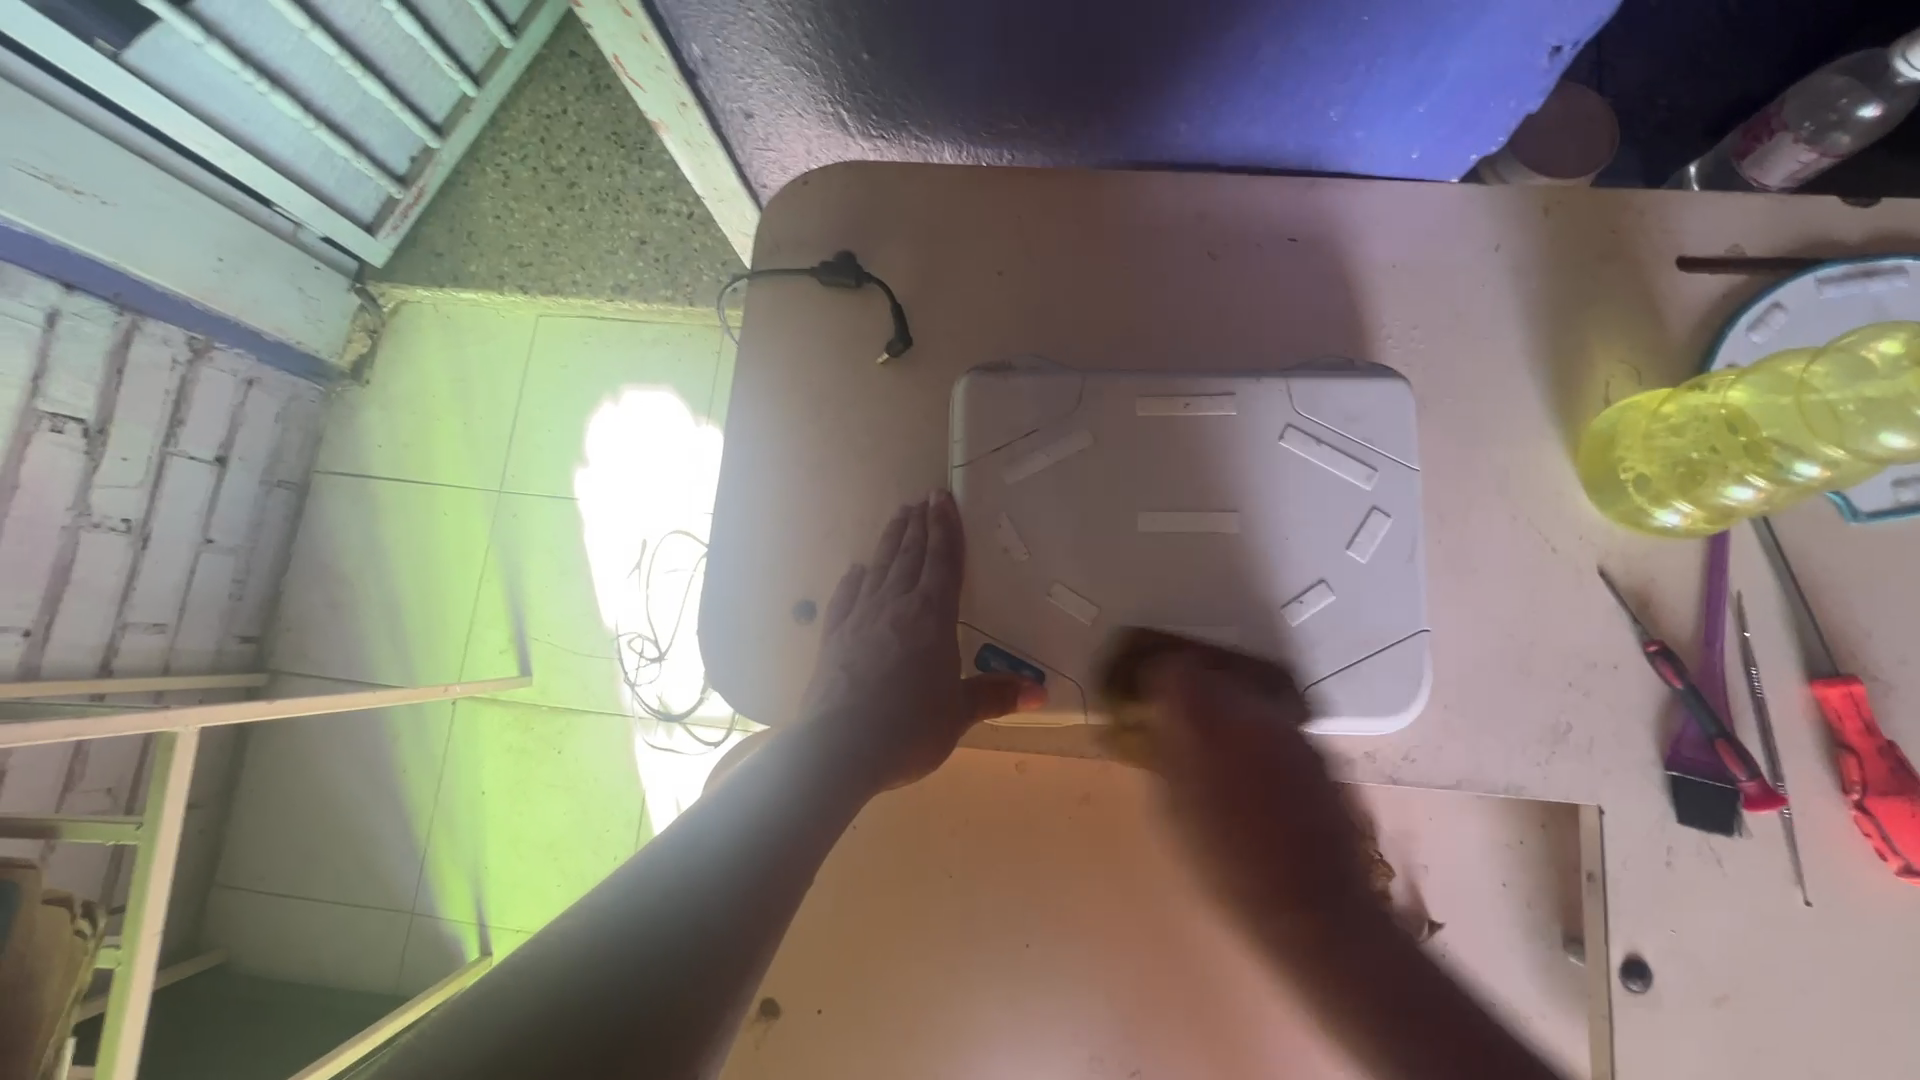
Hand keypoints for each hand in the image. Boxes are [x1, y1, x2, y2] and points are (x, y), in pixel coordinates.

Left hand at [801, 491, 1044, 791]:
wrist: (839, 746)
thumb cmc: (909, 728)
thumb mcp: (959, 713)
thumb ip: (995, 696)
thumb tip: (1040, 692)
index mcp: (933, 616)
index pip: (943, 561)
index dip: (946, 528)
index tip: (943, 498)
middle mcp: (896, 605)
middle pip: (910, 556)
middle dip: (920, 525)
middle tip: (923, 498)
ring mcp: (860, 618)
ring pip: (880, 567)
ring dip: (891, 540)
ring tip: (898, 516)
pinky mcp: (834, 636)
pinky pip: (846, 596)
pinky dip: (855, 579)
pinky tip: (857, 570)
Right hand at [1141, 649, 1378, 940]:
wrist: (1315, 910)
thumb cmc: (1228, 866)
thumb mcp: (1173, 812)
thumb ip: (1163, 756)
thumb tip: (1154, 725)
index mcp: (1209, 721)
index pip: (1174, 669)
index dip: (1156, 680)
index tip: (1145, 699)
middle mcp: (1254, 712)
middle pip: (1215, 677)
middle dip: (1193, 695)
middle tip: (1177, 724)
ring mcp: (1293, 731)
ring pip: (1248, 702)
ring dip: (1227, 716)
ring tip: (1215, 753)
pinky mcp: (1320, 754)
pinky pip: (1276, 729)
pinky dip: (1258, 740)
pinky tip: (1252, 777)